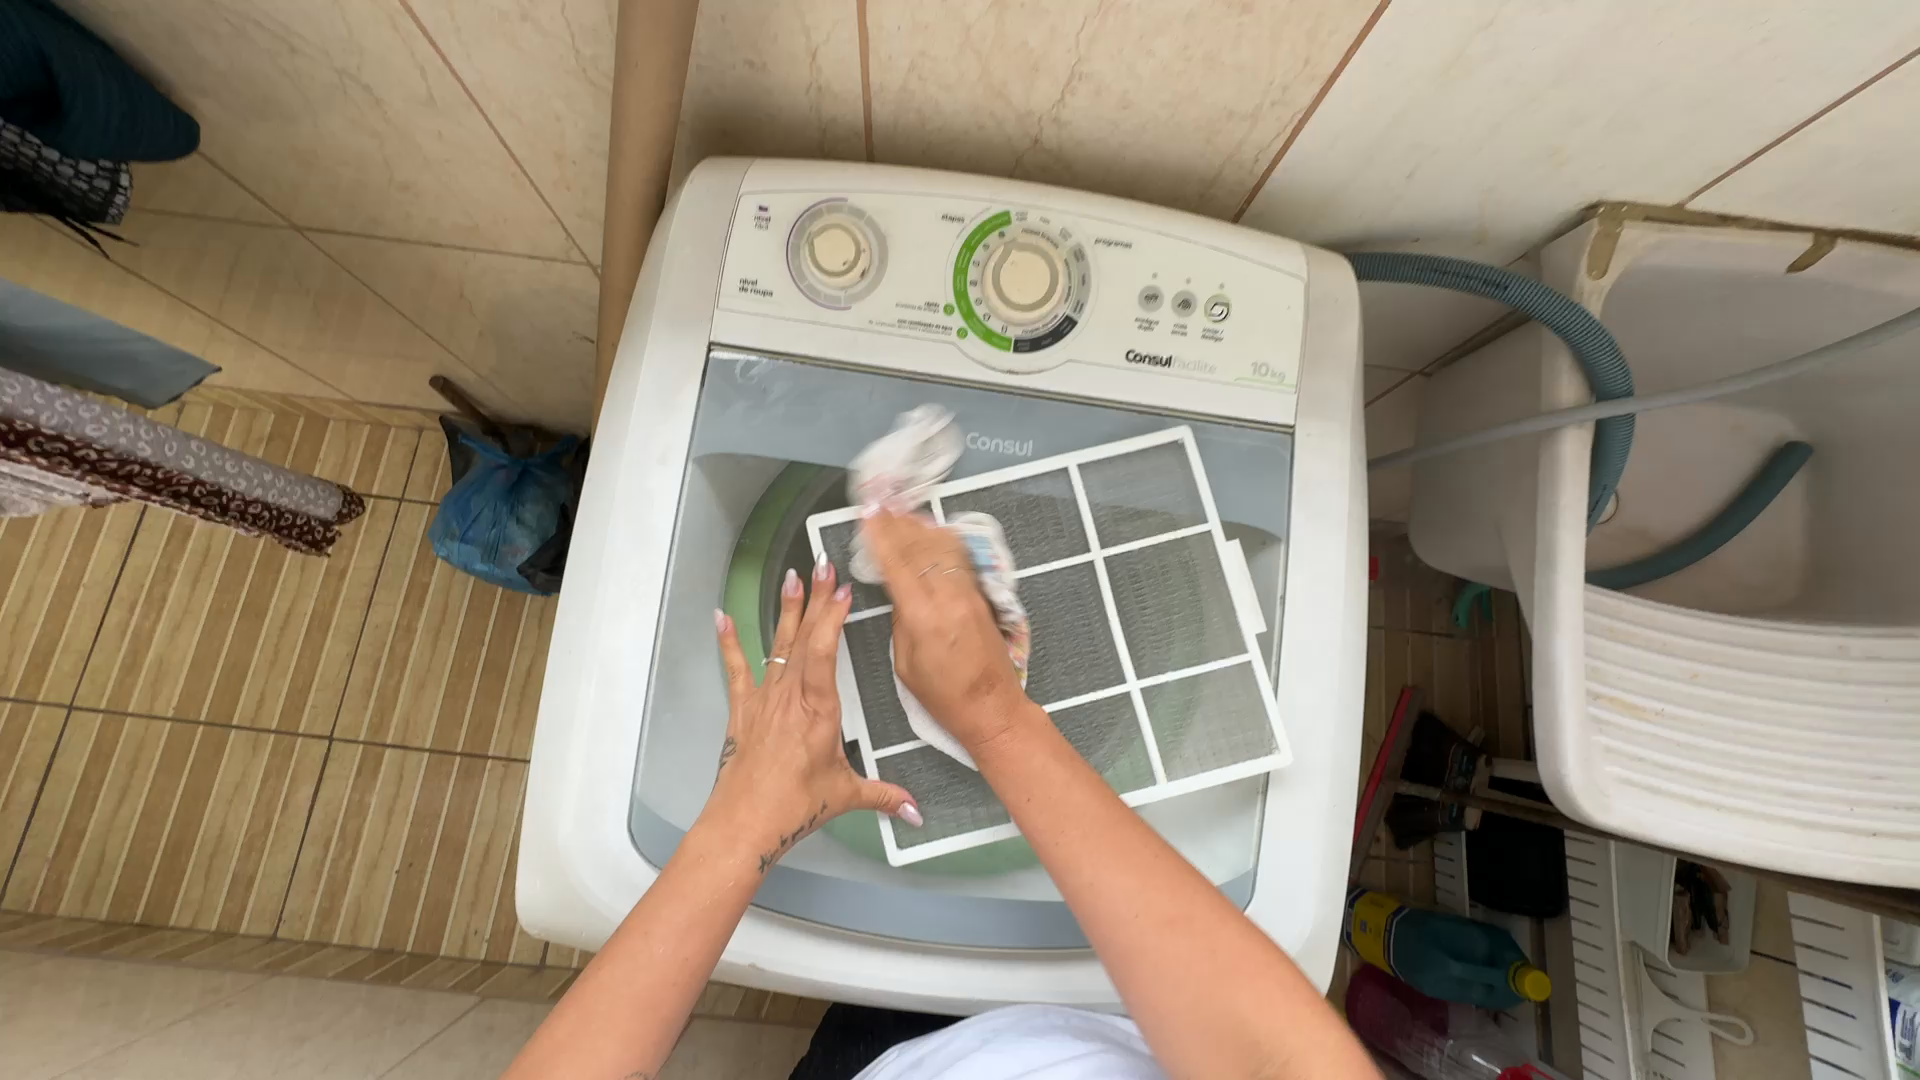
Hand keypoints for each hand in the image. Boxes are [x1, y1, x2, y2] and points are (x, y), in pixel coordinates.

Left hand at [705, 555, 919, 871]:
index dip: (833, 617)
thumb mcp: (845, 796)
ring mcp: (764, 699)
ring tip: (791, 577)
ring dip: (785, 610)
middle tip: (822, 565)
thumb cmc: (795, 806)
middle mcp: (791, 696)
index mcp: (819, 710)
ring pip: (777, 645)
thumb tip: (916, 811)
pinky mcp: (743, 709)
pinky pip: (736, 669)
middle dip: (816, 599)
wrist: (743, 824)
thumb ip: (885, 796)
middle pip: (804, 638)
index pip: (826, 652)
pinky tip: (722, 617)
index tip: (842, 589)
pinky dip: (729, 642)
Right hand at [859, 507, 1036, 752]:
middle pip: (919, 548)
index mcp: (924, 617)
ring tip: (901, 510)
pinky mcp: (982, 596)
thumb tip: (897, 590)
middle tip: (880, 503)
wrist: (992, 706)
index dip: (880, 535)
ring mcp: (969, 594)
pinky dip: (943, 539)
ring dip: (920, 525)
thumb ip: (900, 620)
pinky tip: (932, 530)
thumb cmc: (945, 696)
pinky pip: (960, 558)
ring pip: (942, 547)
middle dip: (897, 523)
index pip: (897, 563)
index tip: (868, 515)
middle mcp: (949, 598)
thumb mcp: (905, 663)